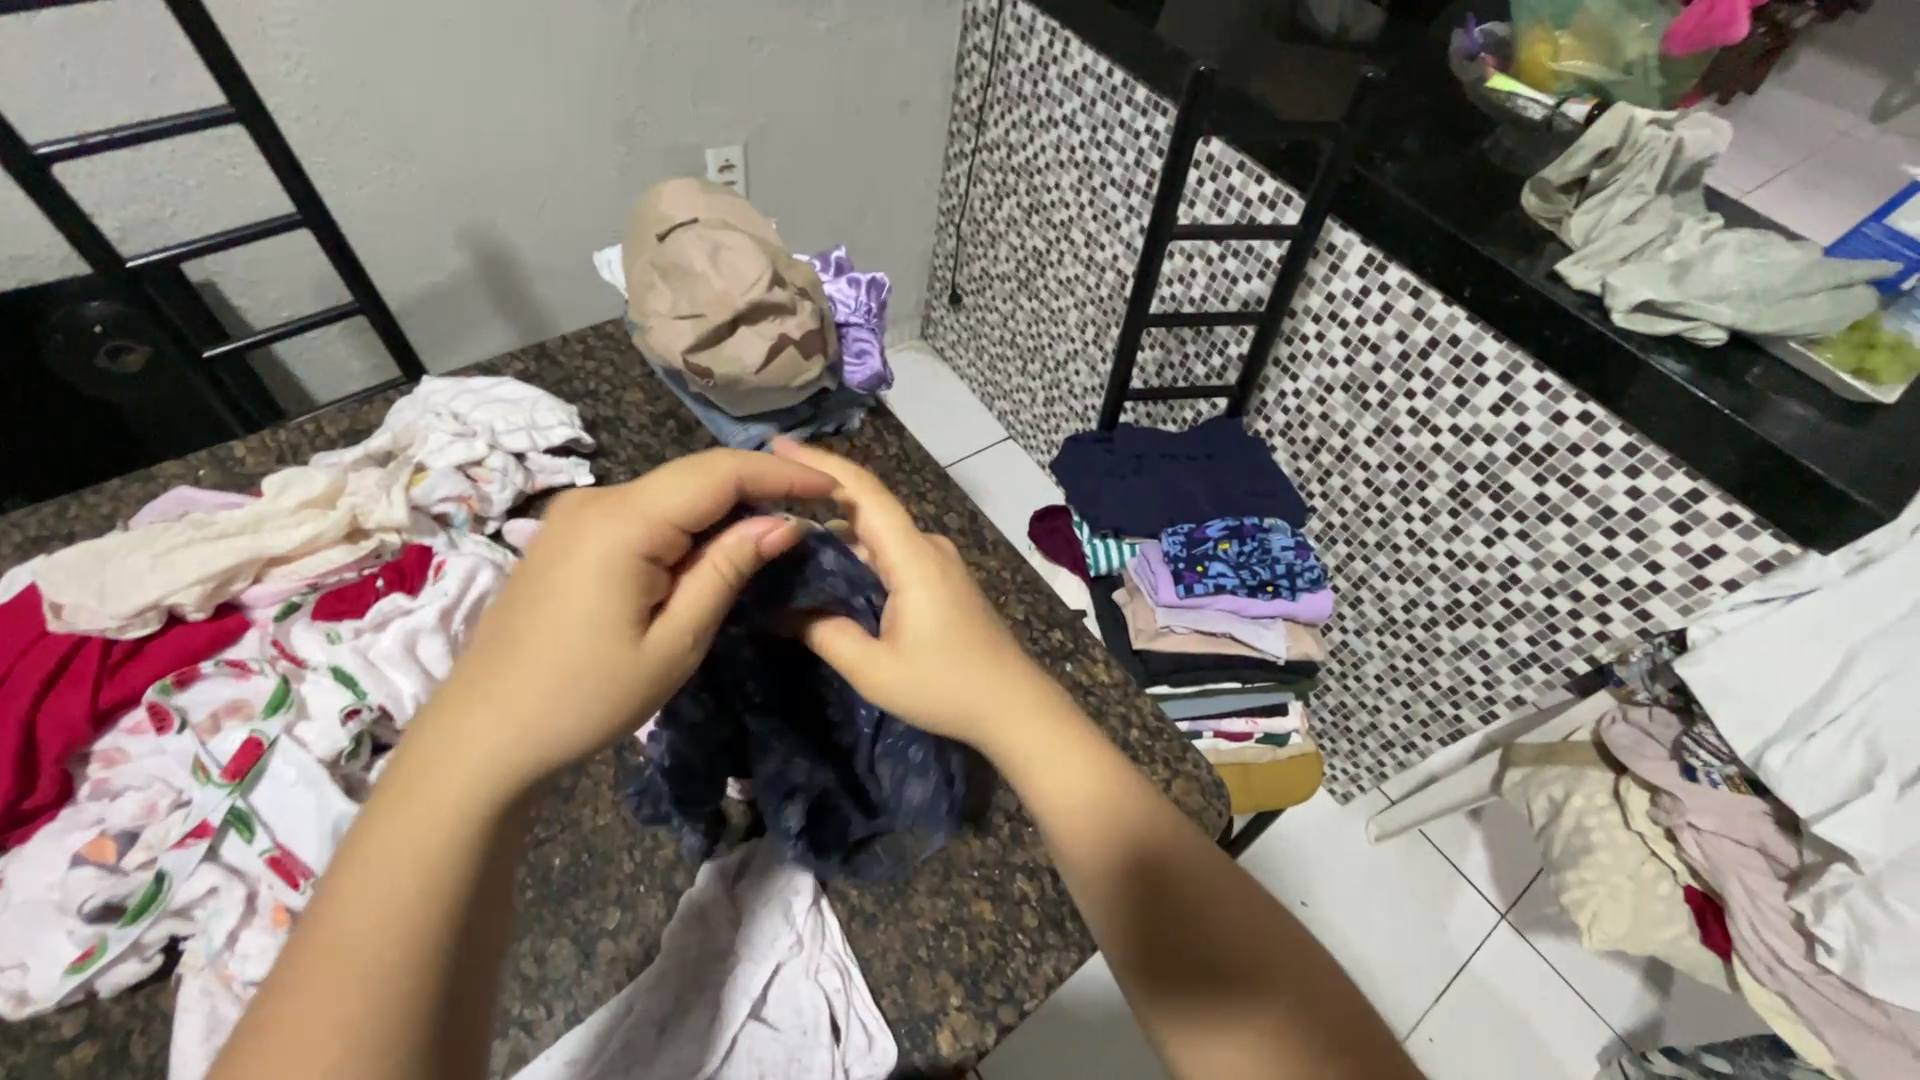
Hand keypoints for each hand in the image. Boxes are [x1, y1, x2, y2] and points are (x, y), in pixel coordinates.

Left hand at [410, 448, 835, 793]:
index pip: (719, 474)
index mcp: (623, 523)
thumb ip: (728, 571)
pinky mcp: (569, 534)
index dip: (781, 476)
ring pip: (671, 493)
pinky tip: (714, 548)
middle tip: (814, 512)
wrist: (485, 733)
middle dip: (758, 488)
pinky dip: (689, 523)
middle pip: (695, 476)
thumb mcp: (675, 641)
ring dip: (725, 508)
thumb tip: (783, 523)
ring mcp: (576, 514)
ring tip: (775, 530)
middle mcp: (597, 500)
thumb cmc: (586, 698)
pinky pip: (645, 512)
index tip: (832, 491)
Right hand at [771, 438, 1065, 749]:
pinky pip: (892, 555)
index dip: (819, 463)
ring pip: (877, 536)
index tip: (776, 444)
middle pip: (865, 511)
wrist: (1013, 705)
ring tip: (782, 549)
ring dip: (835, 539)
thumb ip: (824, 633)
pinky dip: (857, 559)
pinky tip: (827, 579)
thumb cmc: (946, 687)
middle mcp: (927, 546)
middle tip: (760, 513)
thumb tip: (780, 611)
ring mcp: (938, 561)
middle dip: (815, 506)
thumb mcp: (874, 670)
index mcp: (913, 556)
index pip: (863, 491)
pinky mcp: (941, 579)